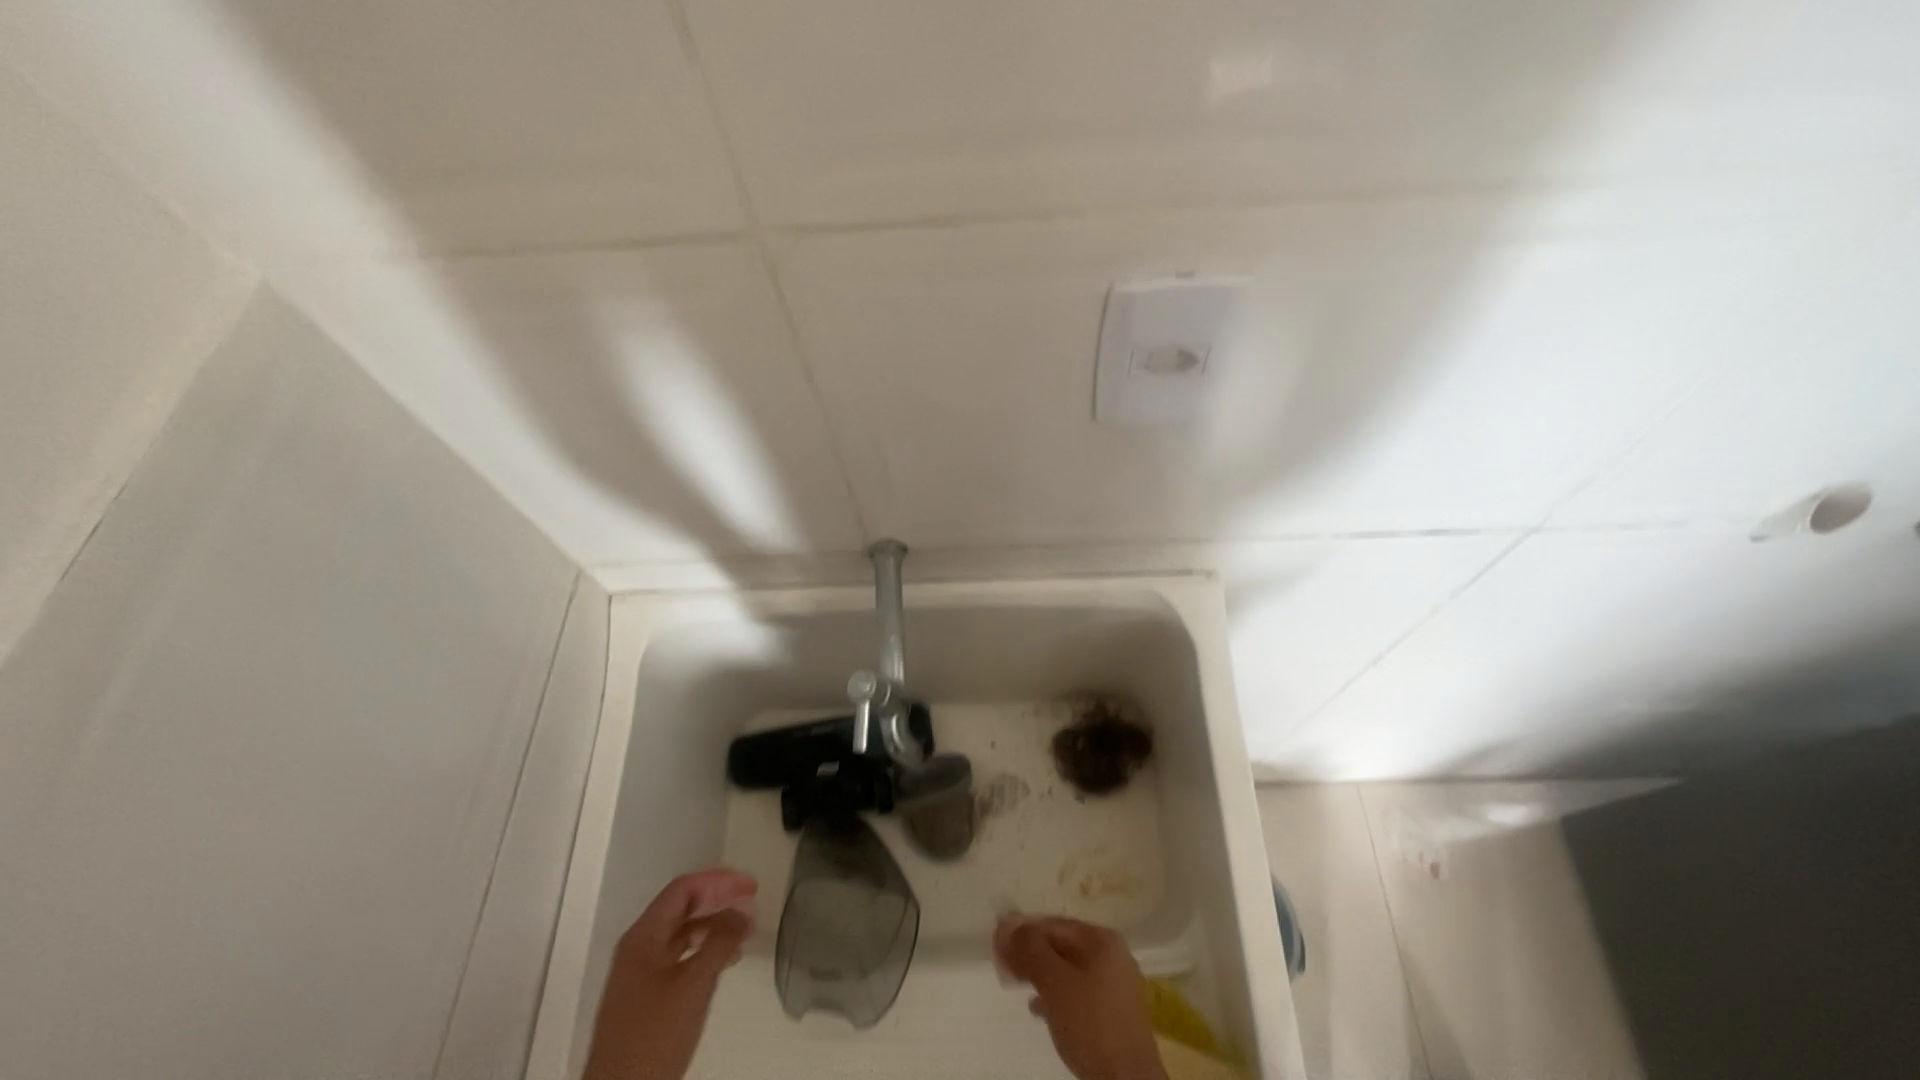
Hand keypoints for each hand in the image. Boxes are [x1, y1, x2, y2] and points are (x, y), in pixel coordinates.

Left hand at [584, 869, 756, 1079]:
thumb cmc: (656, 1035)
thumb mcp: (694, 984)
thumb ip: (720, 943)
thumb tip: (742, 910)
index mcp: (643, 936)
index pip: (682, 890)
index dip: (718, 881)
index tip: (750, 886)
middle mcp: (638, 947)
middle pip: (680, 908)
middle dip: (717, 899)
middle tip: (751, 899)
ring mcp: (639, 972)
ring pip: (681, 933)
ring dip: (713, 925)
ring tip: (745, 930)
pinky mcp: (645, 995)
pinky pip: (678, 957)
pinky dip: (704, 950)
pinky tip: (725, 961)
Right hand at [995, 915, 1166, 1079]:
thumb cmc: (1090, 1024)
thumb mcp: (1055, 983)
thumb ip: (1030, 950)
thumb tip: (1008, 923)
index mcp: (1102, 941)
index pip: (1053, 924)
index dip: (1022, 931)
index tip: (997, 947)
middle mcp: (1112, 956)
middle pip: (1061, 945)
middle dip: (1030, 954)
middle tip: (1004, 969)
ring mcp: (1115, 985)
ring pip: (1068, 970)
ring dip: (1039, 975)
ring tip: (1016, 986)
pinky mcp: (1112, 1012)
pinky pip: (1077, 993)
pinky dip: (1055, 995)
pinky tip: (1038, 1009)